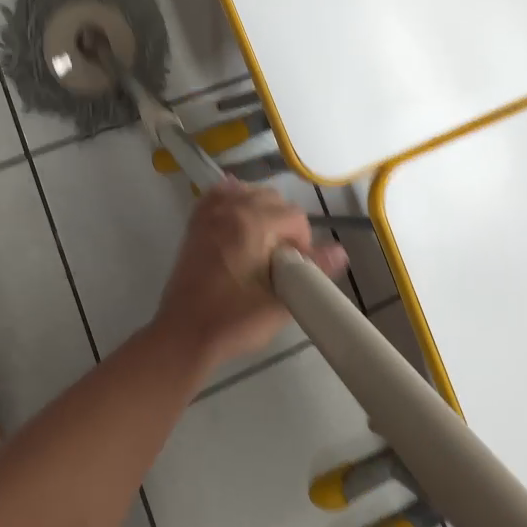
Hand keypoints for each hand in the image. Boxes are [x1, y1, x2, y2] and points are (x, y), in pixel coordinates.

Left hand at [150, 179, 347, 370]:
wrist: (185, 332)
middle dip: (284, 223)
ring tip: (262, 245)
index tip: (295, 267)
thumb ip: (312, 271)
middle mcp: (230, 208)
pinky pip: (218, 196)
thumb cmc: (234, 320)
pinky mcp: (195, 223)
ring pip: (246, 193)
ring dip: (261, 211)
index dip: (303, 241)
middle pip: (271, 198)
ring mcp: (209, 213)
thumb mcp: (280, 300)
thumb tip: (341, 251)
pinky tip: (238, 219)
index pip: (295, 215)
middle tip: (281, 259)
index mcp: (252, 223)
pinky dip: (232, 200)